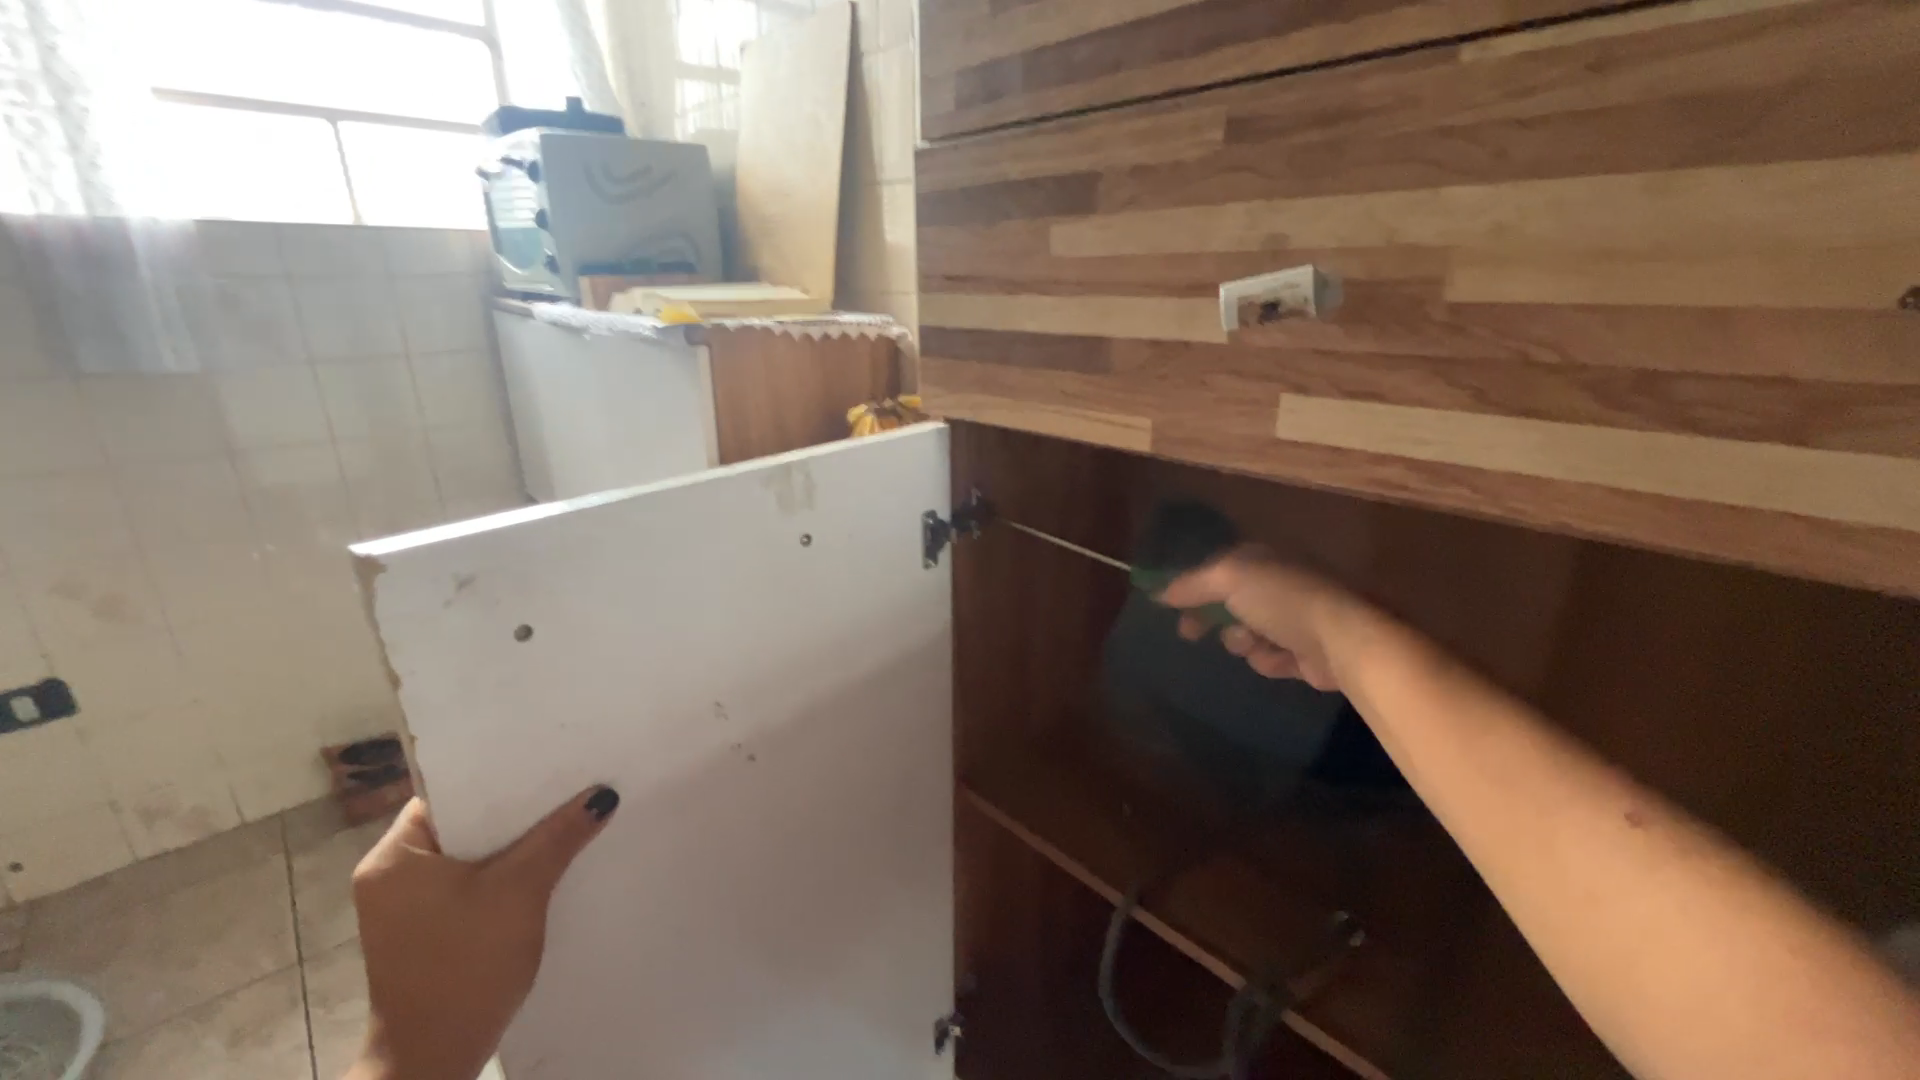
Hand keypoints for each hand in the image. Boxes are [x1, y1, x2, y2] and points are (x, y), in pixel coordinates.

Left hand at [345, 786, 619, 1079]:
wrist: (435, 1058)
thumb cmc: (465, 966)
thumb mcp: (519, 892)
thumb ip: (558, 836)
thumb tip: (602, 794)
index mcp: (394, 856)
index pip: (452, 791)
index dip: (501, 773)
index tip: (550, 756)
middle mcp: (393, 873)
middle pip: (467, 820)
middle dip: (518, 807)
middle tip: (571, 780)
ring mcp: (410, 903)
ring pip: (475, 850)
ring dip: (517, 839)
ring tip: (569, 813)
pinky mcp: (431, 926)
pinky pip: (474, 878)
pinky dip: (508, 868)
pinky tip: (549, 861)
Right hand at [1160, 547, 1354, 690]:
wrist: (1341, 639)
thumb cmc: (1282, 599)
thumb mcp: (1228, 578)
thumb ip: (1191, 583)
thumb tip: (1159, 591)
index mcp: (1262, 559)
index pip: (1217, 568)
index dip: (1192, 585)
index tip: (1170, 606)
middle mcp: (1276, 585)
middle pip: (1228, 603)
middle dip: (1212, 618)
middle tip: (1191, 633)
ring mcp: (1292, 619)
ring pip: (1244, 634)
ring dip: (1242, 641)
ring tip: (1254, 642)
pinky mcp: (1303, 653)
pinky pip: (1268, 658)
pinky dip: (1269, 660)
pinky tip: (1280, 658)